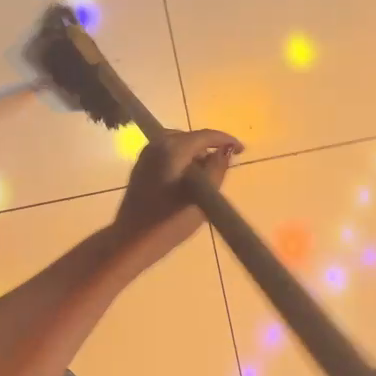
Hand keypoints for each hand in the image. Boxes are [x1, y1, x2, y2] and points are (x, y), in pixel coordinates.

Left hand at [110, 128, 241, 249]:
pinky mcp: (141, 166)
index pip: (205, 135)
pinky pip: (167, 154)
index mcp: (172, 148)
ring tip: (209, 176)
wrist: (132, 239)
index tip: (242, 150)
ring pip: (178, 145)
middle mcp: (157, 144)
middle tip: (226, 165)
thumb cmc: (170, 221)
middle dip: (209, 148)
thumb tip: (226, 150)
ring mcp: (146, 154)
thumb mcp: (202, 197)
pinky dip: (182, 161)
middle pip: (191, 137)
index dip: (226, 140)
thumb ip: (217, 169)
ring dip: (195, 155)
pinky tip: (190, 180)